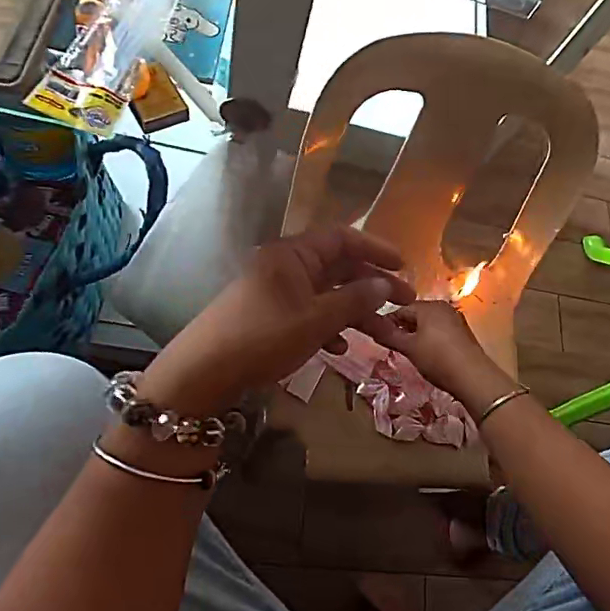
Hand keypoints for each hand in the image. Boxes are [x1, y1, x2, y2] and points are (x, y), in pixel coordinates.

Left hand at [142, 226, 414, 411]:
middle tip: (405, 303)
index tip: (404, 265)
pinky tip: (341, 347)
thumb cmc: (262, 338)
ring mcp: (274, 291)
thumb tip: (385, 285)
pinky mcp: (267, 316)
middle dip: (371, 285)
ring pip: (325, 293)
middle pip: (336, 266)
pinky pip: (307, 312)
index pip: (342, 238)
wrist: (203, 372)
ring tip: (383, 335)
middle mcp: (284, 265)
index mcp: (293, 254)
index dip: (375, 249)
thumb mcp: (315, 320)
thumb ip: (353, 300)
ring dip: (354, 311)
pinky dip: (328, 325)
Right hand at [358, 300, 513, 412]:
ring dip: (415, 335)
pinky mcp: (462, 334)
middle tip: (391, 346)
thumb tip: (367, 324)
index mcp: (429, 305)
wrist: (474, 378)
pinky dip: (429, 340)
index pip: (399, 308)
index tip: (376, 336)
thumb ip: (388, 335)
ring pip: (427, 324)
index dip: (385, 322)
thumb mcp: (408, 348)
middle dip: (402, 328)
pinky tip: (426, 355)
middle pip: (414, 315)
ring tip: (407, 352)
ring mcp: (455, 320)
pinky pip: (439, 332)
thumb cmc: (437, 359)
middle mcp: (443, 307)